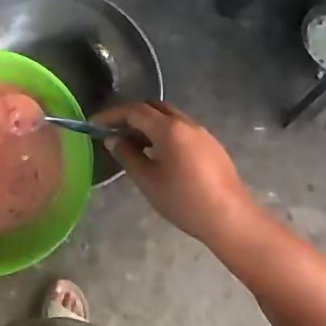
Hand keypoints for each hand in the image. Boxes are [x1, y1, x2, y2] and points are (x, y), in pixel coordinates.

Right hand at [93, 102, 261, 249]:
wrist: (230, 218)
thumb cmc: (185, 201)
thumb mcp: (149, 181)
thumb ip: (128, 156)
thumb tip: (113, 139)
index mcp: (169, 129)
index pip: (135, 110)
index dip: (112, 114)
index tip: (94, 123)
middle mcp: (186, 123)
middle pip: (154, 107)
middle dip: (131, 114)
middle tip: (114, 131)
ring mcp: (202, 132)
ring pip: (170, 116)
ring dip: (149, 123)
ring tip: (133, 144)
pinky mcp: (211, 144)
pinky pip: (182, 128)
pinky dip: (164, 132)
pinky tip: (158, 154)